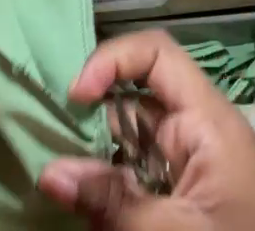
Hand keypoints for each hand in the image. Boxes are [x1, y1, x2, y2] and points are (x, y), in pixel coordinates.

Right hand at [39, 31, 254, 230]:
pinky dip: (108, 178)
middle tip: (53, 137)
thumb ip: (112, 201)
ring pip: (127, 132)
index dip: (111, 60)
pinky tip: (83, 195)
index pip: (156, 53)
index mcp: (206, 120)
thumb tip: (48, 173)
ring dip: (94, 150)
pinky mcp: (182, 191)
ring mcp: (188, 161)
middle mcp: (195, 129)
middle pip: (133, 92)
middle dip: (91, 111)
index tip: (77, 96)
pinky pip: (134, 167)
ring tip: (61, 170)